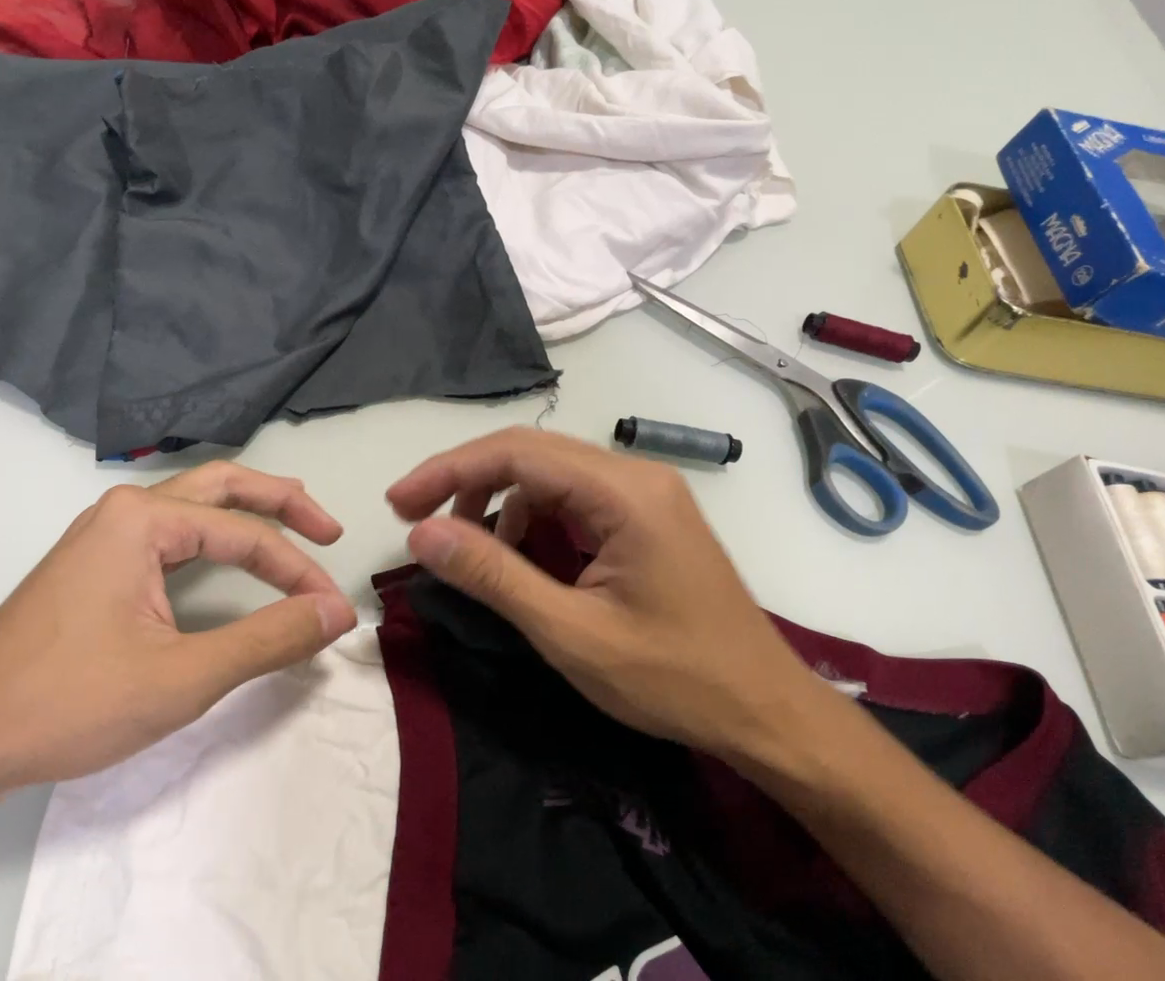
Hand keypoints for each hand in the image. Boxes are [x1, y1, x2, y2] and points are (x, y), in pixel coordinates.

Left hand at [0, 462, 357, 791]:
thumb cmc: (70, 703)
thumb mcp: (183, 677)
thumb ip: (267, 639)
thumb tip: (335, 612)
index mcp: (141, 520)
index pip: (245, 534)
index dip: (299, 573)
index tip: (335, 613)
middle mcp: (121, 512)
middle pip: (219, 488)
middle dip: (279, 503)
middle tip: (330, 528)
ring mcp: (99, 538)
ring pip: (190, 509)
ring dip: (244, 514)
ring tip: (293, 522)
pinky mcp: (90, 567)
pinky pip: (166, 537)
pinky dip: (211, 539)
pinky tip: (225, 555)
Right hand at [386, 427, 836, 763]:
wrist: (766, 712)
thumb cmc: (673, 679)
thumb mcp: (571, 633)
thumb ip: (494, 576)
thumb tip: (421, 534)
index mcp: (625, 493)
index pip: (517, 452)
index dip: (448, 472)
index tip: (397, 505)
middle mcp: (637, 477)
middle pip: (532, 454)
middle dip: (466, 483)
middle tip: (414, 522)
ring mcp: (647, 497)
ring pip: (551, 476)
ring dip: (499, 503)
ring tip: (466, 550)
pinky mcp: (648, 521)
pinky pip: (575, 501)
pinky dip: (532, 521)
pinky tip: (518, 559)